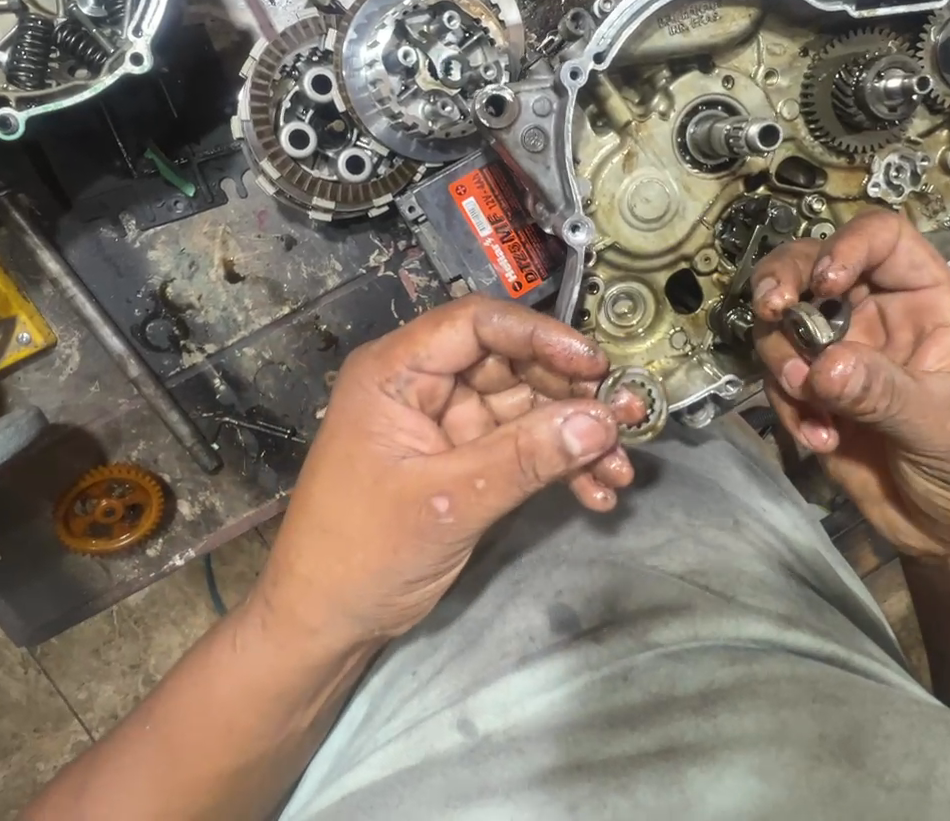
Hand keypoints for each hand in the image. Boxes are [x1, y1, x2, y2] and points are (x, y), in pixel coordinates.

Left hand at [253, 296, 640, 647]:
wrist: (325, 624)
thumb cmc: (360, 553)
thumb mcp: (445, 502)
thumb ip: (524, 457)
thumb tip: (602, 420)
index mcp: (396, 372)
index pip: (476, 325)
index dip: (539, 336)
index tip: (594, 364)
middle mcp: (424, 386)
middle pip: (511, 364)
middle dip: (570, 393)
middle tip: (625, 418)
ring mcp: (447, 423)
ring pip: (526, 407)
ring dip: (574, 435)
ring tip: (620, 466)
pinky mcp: (465, 460)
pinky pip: (522, 447)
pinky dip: (559, 465)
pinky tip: (597, 492)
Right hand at [749, 211, 949, 559]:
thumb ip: (884, 393)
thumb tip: (822, 367)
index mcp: (928, 303)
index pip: (883, 240)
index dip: (846, 247)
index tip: (823, 285)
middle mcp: (878, 317)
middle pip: (812, 268)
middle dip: (782, 285)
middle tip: (770, 312)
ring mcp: (842, 356)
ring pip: (785, 324)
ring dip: (782, 357)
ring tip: (805, 402)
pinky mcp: (817, 397)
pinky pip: (779, 381)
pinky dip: (786, 406)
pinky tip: (818, 441)